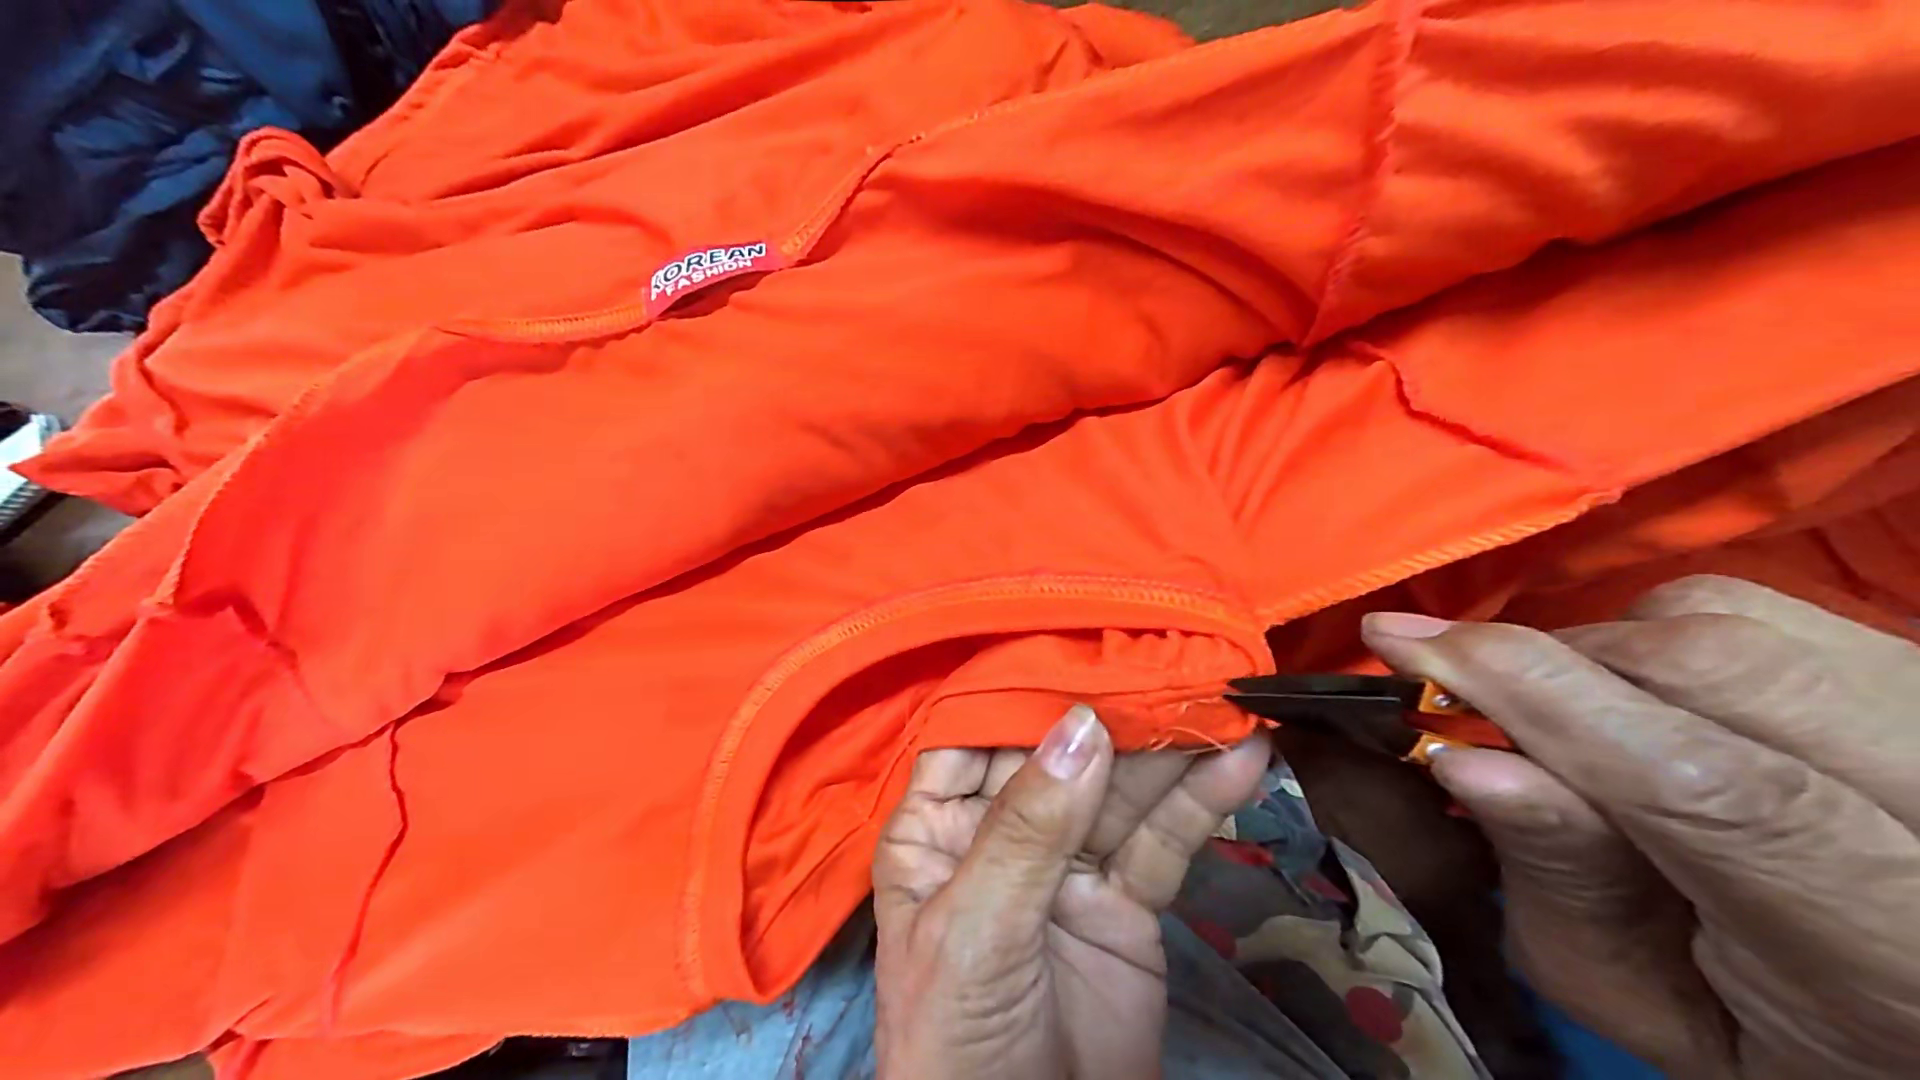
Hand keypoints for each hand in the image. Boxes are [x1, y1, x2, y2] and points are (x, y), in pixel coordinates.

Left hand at [872, 705, 1269, 1079]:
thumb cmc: (956, 1040)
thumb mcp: (974, 929)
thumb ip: (1026, 830)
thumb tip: (1078, 726)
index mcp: (936, 827)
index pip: (975, 737)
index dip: (1022, 695)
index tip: (1079, 651)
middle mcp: (1001, 831)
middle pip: (1058, 757)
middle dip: (1111, 717)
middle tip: (1172, 666)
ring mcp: (1066, 863)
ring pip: (1118, 792)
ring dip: (1169, 752)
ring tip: (1221, 704)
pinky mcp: (1123, 901)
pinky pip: (1160, 843)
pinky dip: (1200, 803)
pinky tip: (1240, 762)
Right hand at [1363, 576, 1919, 1078]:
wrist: (1906, 1007)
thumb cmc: (1753, 1034)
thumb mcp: (1634, 994)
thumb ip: (1557, 880)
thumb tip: (1457, 761)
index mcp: (1896, 960)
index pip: (1704, 788)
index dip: (1532, 693)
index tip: (1397, 640)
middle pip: (1720, 666)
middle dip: (1547, 658)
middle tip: (1457, 676)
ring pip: (1738, 617)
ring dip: (1600, 648)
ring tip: (1575, 711)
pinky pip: (1769, 609)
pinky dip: (1660, 634)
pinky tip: (1655, 699)